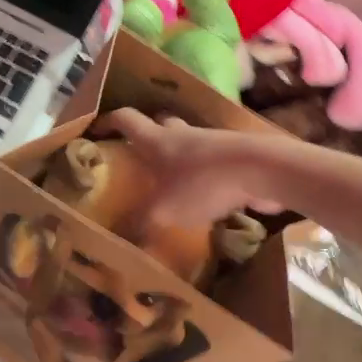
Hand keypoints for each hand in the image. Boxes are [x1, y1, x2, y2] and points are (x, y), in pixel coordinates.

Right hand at [92, 108, 283, 227]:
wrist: (264, 170)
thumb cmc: (203, 183)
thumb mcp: (165, 211)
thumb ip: (142, 225)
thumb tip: (121, 241)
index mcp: (156, 140)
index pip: (126, 119)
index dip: (109, 122)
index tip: (97, 130)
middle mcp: (182, 135)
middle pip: (160, 125)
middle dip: (149, 137)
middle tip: (139, 157)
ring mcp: (213, 143)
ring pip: (189, 143)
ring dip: (180, 157)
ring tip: (173, 183)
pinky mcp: (238, 156)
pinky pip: (215, 162)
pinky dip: (206, 174)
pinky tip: (208, 197)